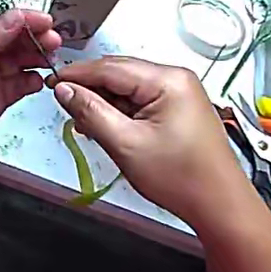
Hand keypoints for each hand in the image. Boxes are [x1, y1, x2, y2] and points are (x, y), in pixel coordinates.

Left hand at [0, 9, 60, 193]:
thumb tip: (12, 18)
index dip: (17, 18)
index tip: (40, 19)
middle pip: (10, 38)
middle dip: (32, 36)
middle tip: (51, 37)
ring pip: (18, 59)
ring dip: (36, 55)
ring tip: (50, 55)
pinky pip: (21, 84)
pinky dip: (33, 80)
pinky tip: (40, 79)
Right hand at [50, 56, 259, 237]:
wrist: (219, 204)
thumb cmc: (181, 177)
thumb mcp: (126, 144)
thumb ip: (92, 112)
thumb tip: (65, 90)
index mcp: (168, 79)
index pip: (111, 67)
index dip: (77, 75)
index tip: (51, 83)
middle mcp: (176, 78)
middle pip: (120, 73)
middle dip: (90, 88)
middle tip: (62, 104)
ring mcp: (180, 93)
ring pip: (130, 88)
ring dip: (105, 102)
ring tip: (83, 121)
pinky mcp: (179, 108)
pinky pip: (142, 100)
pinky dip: (121, 111)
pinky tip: (106, 126)